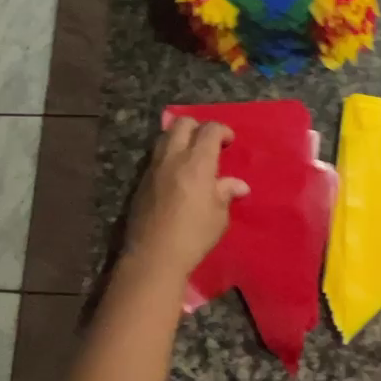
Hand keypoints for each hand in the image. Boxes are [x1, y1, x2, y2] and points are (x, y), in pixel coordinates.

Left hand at [125, 118, 248, 277]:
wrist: (153, 257)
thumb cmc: (194, 236)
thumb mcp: (219, 216)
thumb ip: (226, 193)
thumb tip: (238, 185)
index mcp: (197, 162)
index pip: (210, 129)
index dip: (222, 130)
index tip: (229, 142)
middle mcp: (173, 157)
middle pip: (183, 123)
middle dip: (198, 127)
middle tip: (208, 144)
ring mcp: (154, 167)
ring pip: (165, 136)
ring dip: (180, 138)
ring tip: (190, 156)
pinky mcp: (141, 181)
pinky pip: (156, 156)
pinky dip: (168, 155)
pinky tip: (175, 174)